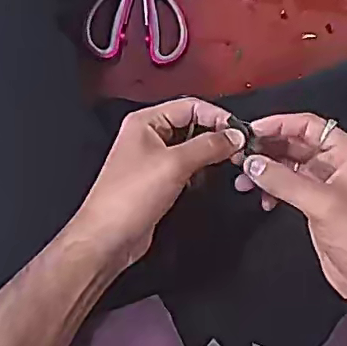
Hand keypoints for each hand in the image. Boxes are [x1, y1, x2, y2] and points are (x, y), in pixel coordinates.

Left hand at [68, 98, 243, 271]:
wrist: (108, 239)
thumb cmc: (126, 199)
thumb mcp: (174, 164)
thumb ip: (208, 146)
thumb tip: (233, 136)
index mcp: (145, 121)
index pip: (191, 106)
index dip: (217, 116)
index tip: (238, 131)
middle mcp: (149, 136)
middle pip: (193, 124)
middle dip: (216, 135)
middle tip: (237, 148)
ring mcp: (154, 158)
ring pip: (192, 146)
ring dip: (210, 153)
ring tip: (228, 162)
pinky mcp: (159, 179)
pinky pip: (187, 166)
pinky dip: (201, 170)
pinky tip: (208, 179)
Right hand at [235, 113, 346, 303]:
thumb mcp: (322, 204)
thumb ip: (285, 181)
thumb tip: (254, 163)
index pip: (310, 125)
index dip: (280, 124)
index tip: (252, 130)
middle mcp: (338, 164)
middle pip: (297, 143)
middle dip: (268, 147)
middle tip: (241, 154)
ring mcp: (327, 184)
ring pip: (290, 164)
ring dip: (267, 169)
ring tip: (244, 177)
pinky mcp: (317, 203)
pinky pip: (289, 185)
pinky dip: (273, 188)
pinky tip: (262, 198)